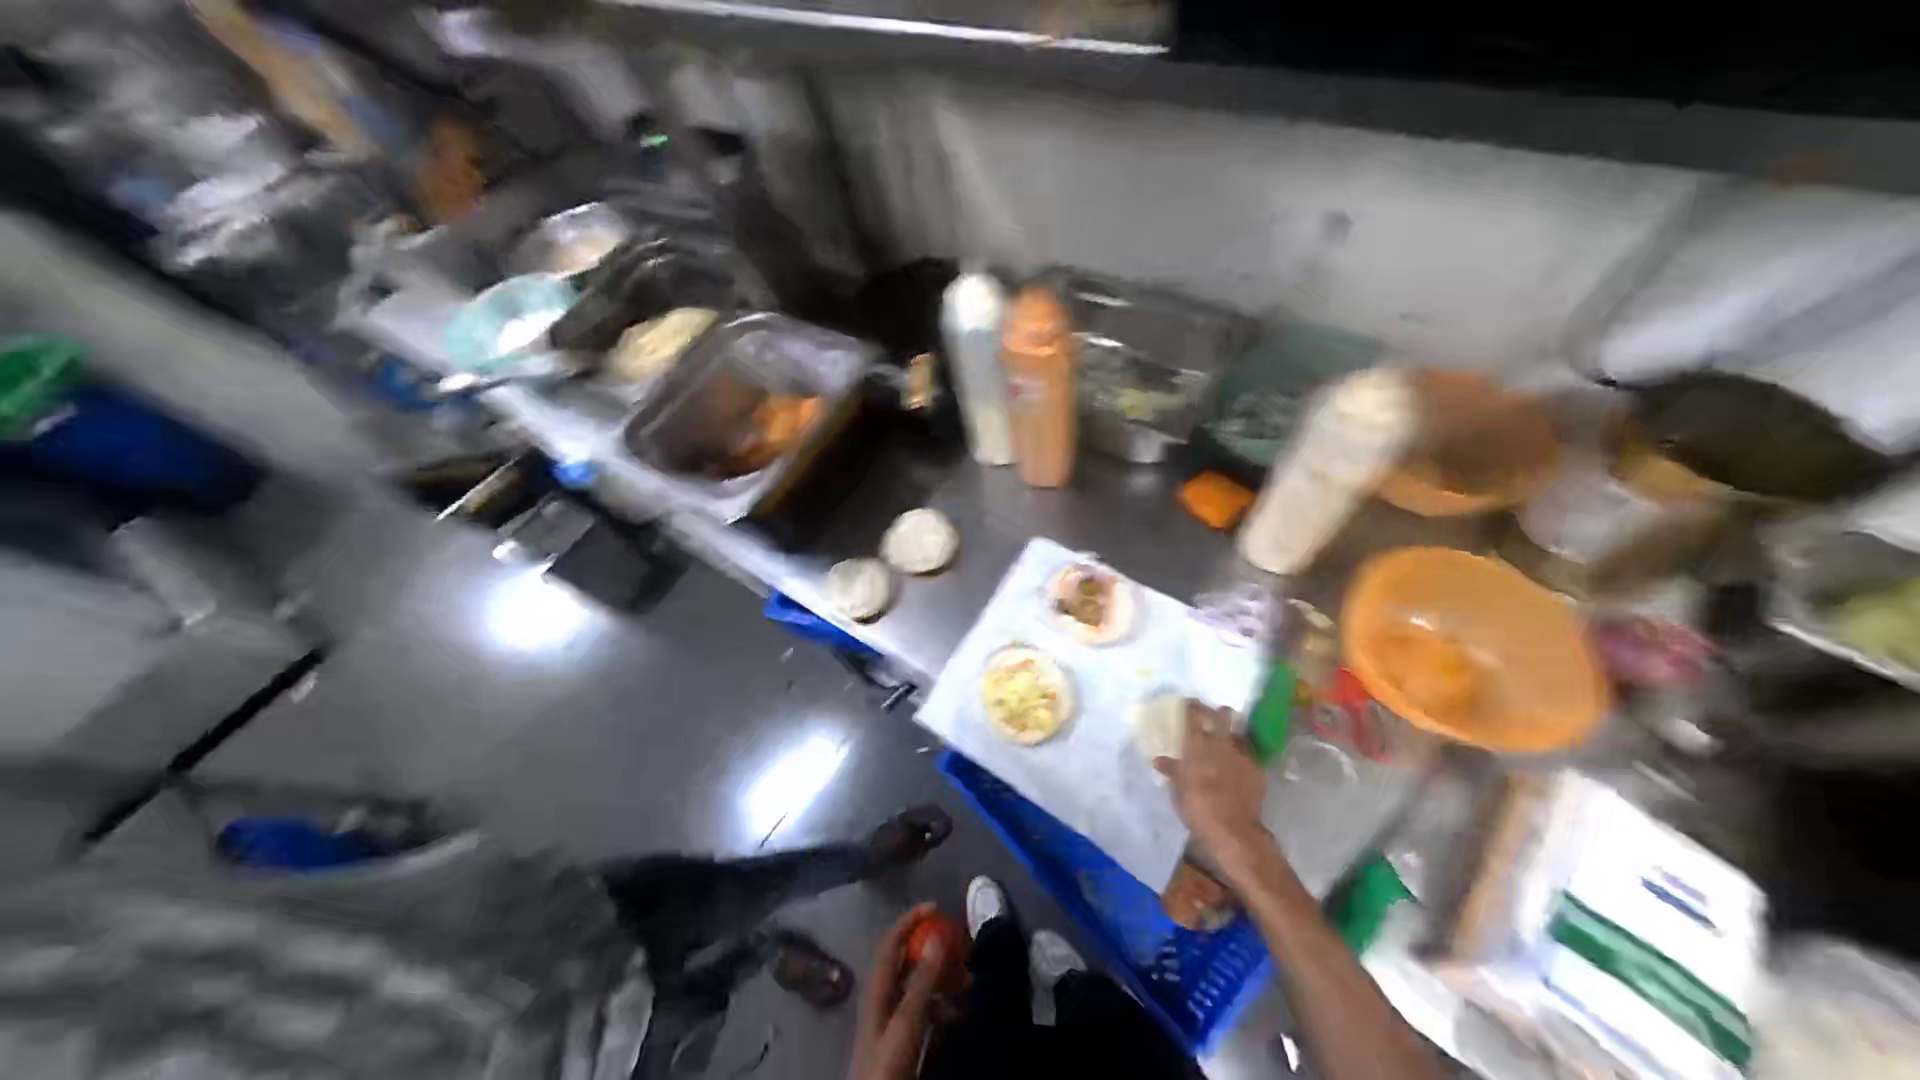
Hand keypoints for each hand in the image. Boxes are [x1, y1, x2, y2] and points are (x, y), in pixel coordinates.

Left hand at [849, 903, 945, 1079]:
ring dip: (941, 977)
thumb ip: (921, 980)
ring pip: (918, 985)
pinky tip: (958, 1011)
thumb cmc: (886, 1066)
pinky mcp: (902, 1040)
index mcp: (877, 988)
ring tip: (968, 980)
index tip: (937, 906)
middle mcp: (882, 998)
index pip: (891, 941)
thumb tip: (937, 935)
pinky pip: (924, 1009)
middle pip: (907, 961)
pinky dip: (941, 1003)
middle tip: (961, 946)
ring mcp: (891, 1020)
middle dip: (934, 948)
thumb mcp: (906, 1022)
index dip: (910, 918)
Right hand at [1155, 701, 1271, 877]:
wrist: (1232, 829)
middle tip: (1209, 716)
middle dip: (1216, 712)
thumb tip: (1160, 760)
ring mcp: (1243, 754)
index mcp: (1197, 743)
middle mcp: (1221, 742)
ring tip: (1226, 740)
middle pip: (1223, 714)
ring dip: (1232, 733)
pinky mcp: (1258, 769)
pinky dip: (1242, 755)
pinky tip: (1238, 764)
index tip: (1187, 703)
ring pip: (1239, 732)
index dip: (1190, 706)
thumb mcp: (1178, 788)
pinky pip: (1249, 754)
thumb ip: (1172, 770)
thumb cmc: (1196, 806)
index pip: (1193, 715)